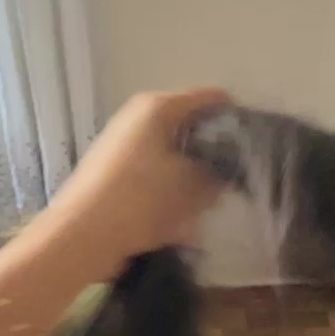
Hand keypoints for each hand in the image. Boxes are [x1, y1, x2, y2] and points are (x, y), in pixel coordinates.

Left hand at [37, 88, 230, 272]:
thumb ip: (217, 175)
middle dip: (213, 155)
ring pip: (173, 156)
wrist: (80, 236)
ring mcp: (122, 145)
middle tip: (232, 183)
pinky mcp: (113, 172)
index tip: (255, 149)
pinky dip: (167, 194)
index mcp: (157, 107)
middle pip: (191, 127)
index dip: (238, 120)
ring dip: (190, 180)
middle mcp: (137, 117)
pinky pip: (153, 176)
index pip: (213, 99)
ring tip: (204, 208)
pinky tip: (177, 222)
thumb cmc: (139, 201)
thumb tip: (224, 174)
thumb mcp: (192, 188)